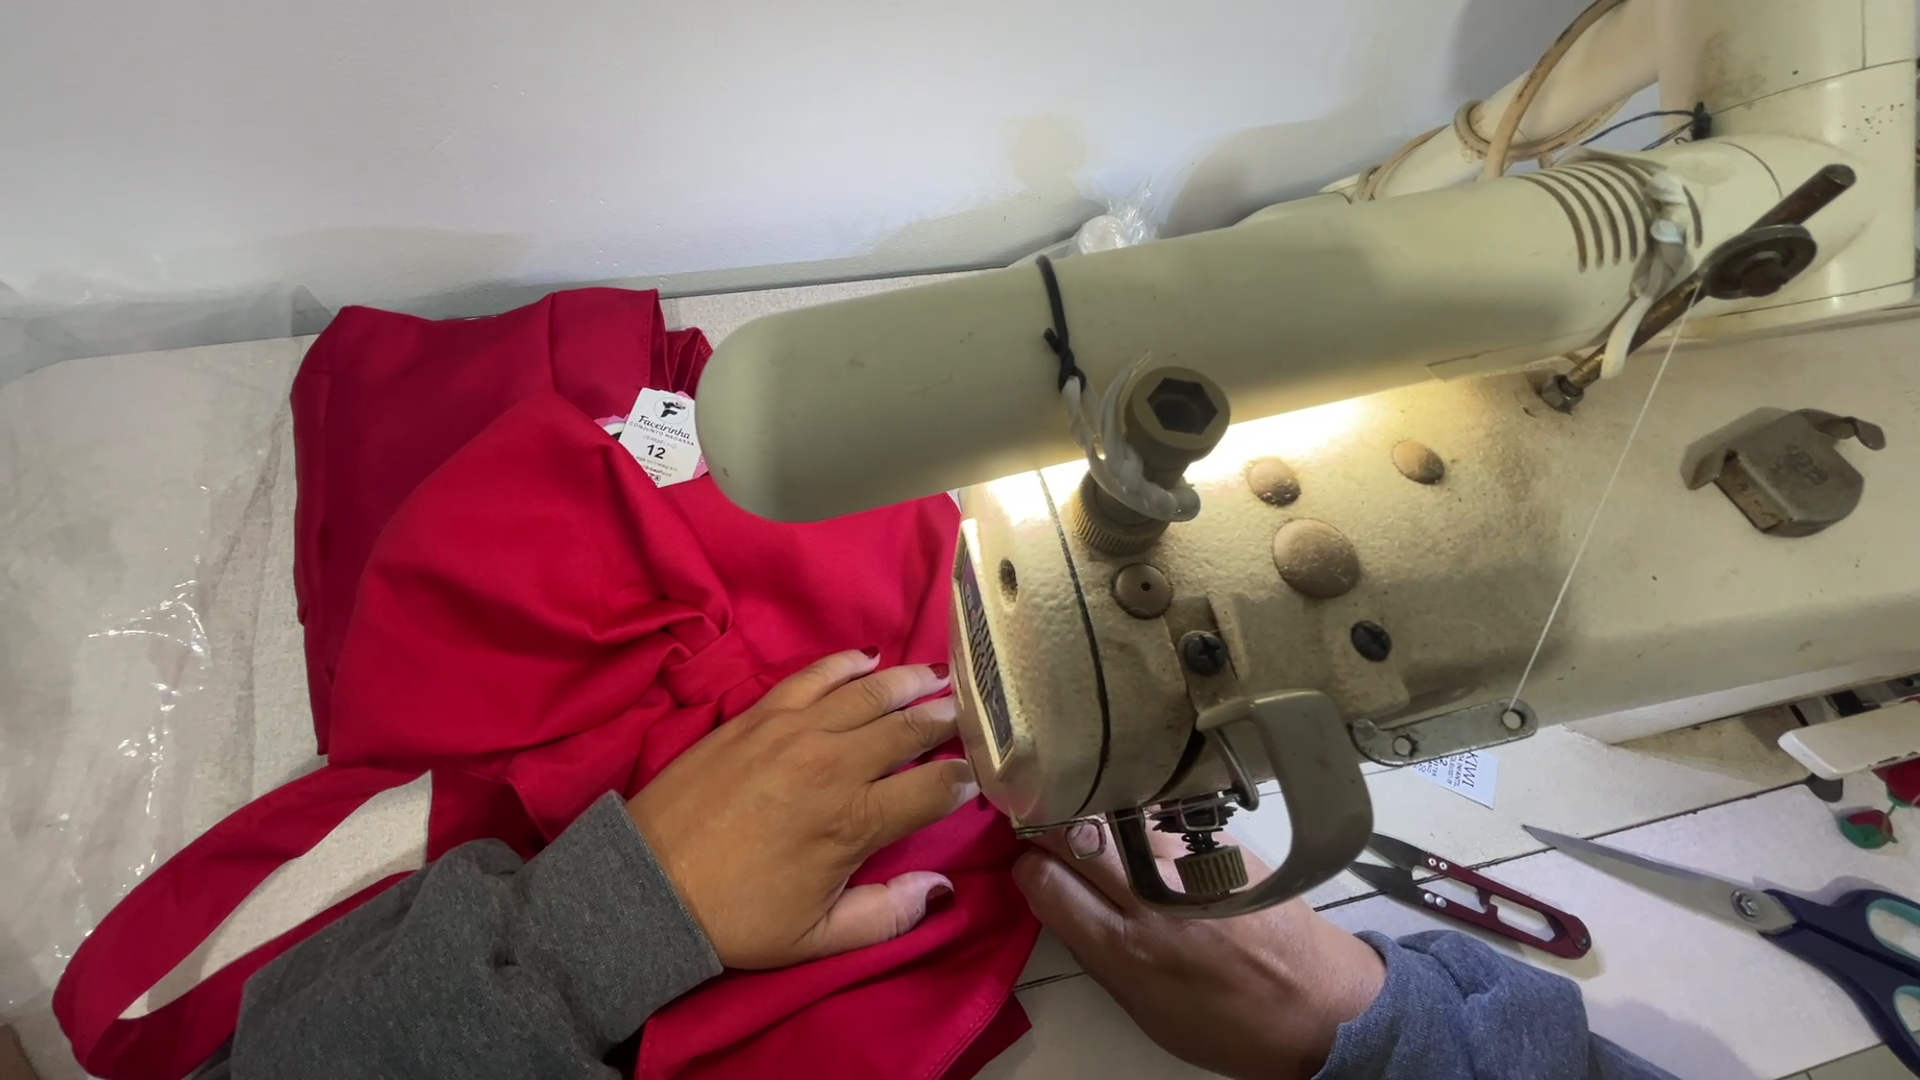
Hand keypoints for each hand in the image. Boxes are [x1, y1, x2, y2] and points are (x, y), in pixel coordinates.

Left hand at [626, 649, 975, 969]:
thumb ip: (887, 915)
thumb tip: (942, 888)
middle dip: (947, 720)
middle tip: (970, 713)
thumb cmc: (736, 916)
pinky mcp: (762, 712)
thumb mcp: (816, 939)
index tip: (978, 773)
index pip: (933, 789)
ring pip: (871, 693)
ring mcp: (797, 730)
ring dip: (912, 682)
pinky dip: (847, 662)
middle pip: (910, 730)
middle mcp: (836, 764)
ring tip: (939, 676)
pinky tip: (871, 657)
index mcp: (855, 822)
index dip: (964, 779)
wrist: (648, 885)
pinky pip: (816, 675)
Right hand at [1013, 828, 1385, 1079]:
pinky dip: (1131, 815)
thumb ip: (1093, 946)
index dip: (1024, 865)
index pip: (1045, 879)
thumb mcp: (1143, 1008)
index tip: (1024, 862)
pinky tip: (1135, 826)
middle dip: (1045, 822)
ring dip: (1088, 813)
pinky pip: (1152, 811)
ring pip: (1111, 811)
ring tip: (1086, 820)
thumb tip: (1052, 894)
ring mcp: (1185, 856)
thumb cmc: (1224, 1021)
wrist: (1320, 1002)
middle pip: (1072, 831)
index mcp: (1127, 949)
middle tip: (1039, 824)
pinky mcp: (1214, 835)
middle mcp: (1151, 893)